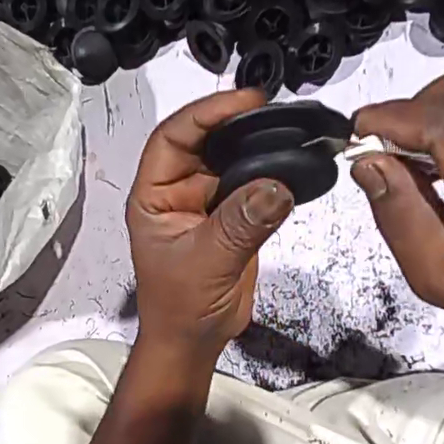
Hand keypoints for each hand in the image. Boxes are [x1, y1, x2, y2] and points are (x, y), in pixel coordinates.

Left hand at [127, 89, 293, 363]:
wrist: (194, 340)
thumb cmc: (178, 309)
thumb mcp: (206, 263)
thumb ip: (240, 225)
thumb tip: (274, 188)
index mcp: (154, 197)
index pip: (173, 138)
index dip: (205, 113)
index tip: (242, 102)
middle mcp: (179, 194)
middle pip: (206, 143)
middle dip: (236, 126)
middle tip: (272, 113)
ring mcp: (207, 206)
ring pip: (233, 163)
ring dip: (258, 151)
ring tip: (286, 136)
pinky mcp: (233, 220)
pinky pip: (253, 188)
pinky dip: (271, 178)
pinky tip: (289, 170)